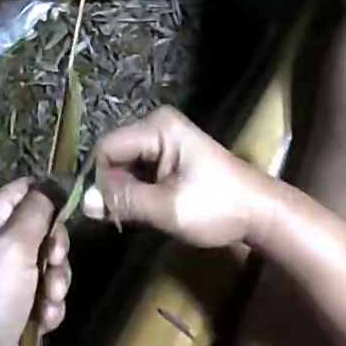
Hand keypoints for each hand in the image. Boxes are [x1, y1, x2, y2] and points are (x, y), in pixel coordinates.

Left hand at [0, 178, 69, 345]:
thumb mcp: (15, 243)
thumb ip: (39, 208)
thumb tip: (54, 181)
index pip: (26, 188)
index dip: (51, 194)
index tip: (73, 206)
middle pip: (42, 225)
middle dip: (56, 246)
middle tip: (54, 261)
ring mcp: (5, 275)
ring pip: (48, 262)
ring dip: (56, 280)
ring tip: (49, 300)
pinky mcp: (15, 306)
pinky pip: (44, 292)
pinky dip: (50, 304)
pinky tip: (45, 320)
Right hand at [84, 106, 278, 248]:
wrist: (261, 213)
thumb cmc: (218, 207)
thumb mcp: (168, 208)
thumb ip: (125, 202)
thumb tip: (85, 202)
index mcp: (158, 127)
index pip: (107, 147)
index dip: (100, 179)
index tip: (103, 212)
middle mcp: (157, 125)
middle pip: (115, 154)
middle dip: (113, 187)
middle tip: (120, 221)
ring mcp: (165, 139)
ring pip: (126, 164)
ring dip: (125, 192)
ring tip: (133, 219)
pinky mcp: (170, 155)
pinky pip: (140, 169)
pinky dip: (137, 191)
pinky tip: (145, 211)